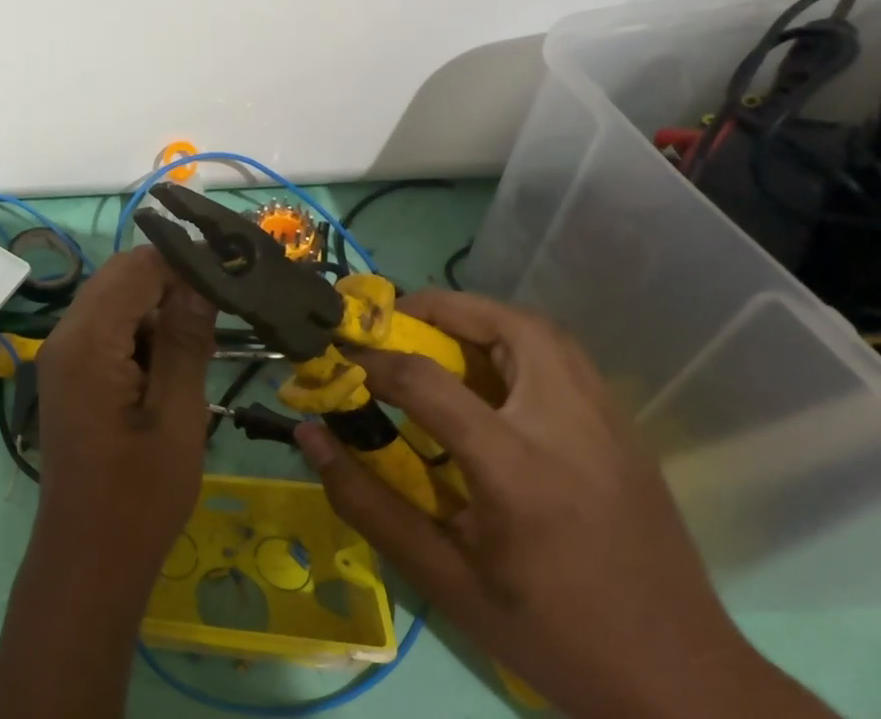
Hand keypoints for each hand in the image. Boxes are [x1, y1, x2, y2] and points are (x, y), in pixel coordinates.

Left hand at [0, 247, 215, 718]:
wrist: (89, 552)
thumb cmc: (140, 492)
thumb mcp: (177, 415)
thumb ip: (185, 342)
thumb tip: (197, 283)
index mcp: (87, 341)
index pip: (135, 267)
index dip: (184, 263)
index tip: (234, 277)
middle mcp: (64, 337)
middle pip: (117, 280)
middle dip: (171, 284)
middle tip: (225, 310)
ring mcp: (60, 357)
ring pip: (111, 304)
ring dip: (155, 311)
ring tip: (205, 341)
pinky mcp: (67, 376)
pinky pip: (103, 333)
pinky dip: (138, 335)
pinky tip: (171, 366)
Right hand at [295, 291, 833, 718]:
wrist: (679, 682)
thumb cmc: (548, 633)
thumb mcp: (440, 577)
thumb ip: (366, 500)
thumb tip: (310, 435)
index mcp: (518, 469)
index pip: (428, 382)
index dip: (370, 362)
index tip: (335, 363)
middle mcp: (571, 430)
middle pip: (511, 327)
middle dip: (443, 308)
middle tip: (394, 323)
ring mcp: (611, 429)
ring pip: (548, 336)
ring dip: (483, 322)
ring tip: (434, 342)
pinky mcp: (629, 438)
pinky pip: (568, 364)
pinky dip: (516, 348)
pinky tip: (487, 385)